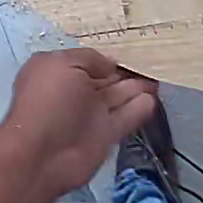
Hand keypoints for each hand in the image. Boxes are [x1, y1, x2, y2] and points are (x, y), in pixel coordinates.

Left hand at [0, 49, 157, 197]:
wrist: (42, 156)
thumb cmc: (48, 100)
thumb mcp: (65, 64)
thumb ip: (90, 59)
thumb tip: (110, 63)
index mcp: (59, 72)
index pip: (87, 60)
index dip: (107, 55)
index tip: (130, 47)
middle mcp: (75, 91)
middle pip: (106, 78)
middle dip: (127, 70)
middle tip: (153, 59)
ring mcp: (90, 114)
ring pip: (119, 96)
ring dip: (138, 87)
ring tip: (159, 74)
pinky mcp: (104, 135)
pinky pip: (125, 117)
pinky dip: (139, 108)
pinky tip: (153, 98)